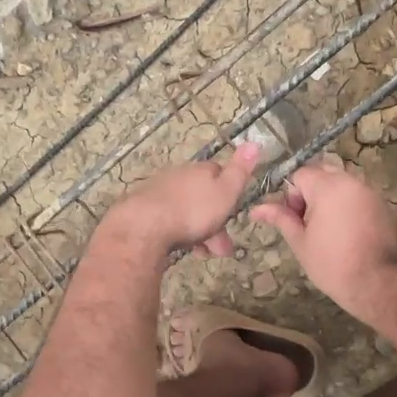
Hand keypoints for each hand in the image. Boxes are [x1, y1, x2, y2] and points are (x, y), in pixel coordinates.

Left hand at [100, 143, 262, 257]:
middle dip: (214, 225)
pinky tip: (177, 247)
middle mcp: (179, 176)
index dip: (229, 198)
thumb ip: (240, 170)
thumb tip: (254, 142)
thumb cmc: (192, 211)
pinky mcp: (142, 209)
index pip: (220, 176)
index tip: (234, 219)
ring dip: (197, 233)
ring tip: (200, 254)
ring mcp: (159, 191)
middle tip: (219, 251)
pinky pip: (167, 220)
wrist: (143, 226)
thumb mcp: (226, 191)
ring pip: (186, 212)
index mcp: (201, 170)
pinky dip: (176, 232)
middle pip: (202, 198)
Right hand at [249, 156, 396, 313]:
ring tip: (327, 229)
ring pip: (341, 183)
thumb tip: (256, 209)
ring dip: (329, 198)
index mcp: (328, 187)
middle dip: (311, 192)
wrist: (377, 283)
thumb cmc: (332, 264)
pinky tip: (346, 232)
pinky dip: (347, 205)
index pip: (301, 173)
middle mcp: (350, 181)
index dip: (292, 195)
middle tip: (308, 222)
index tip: (296, 219)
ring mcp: (369, 192)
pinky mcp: (382, 204)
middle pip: (322, 172)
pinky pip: (357, 195)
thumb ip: (281, 218)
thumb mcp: (300, 241)